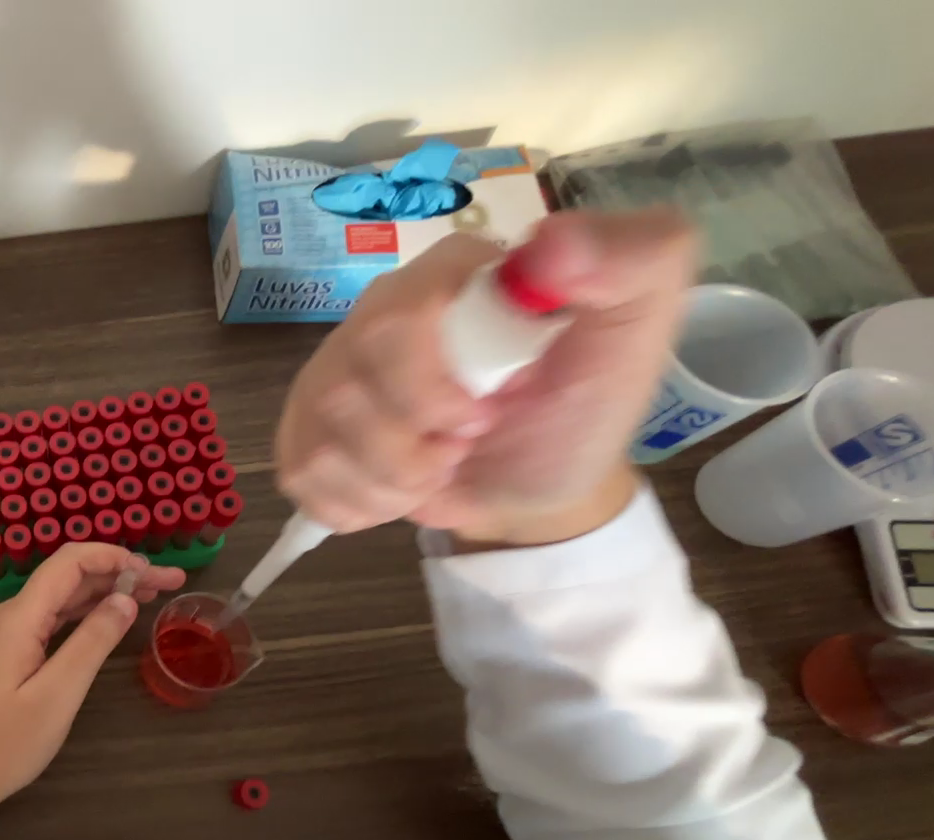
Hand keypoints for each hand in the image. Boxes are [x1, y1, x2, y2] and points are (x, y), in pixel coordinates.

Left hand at [0, 544, 183, 827]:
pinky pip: (54, 617)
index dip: (114, 556)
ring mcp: (10, 632)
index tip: (154, 570)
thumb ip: (92, 642)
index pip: (69, 563)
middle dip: (120, 571)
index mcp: (19, 617)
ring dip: (107, 590)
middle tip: (171, 580)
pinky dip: (87, 611)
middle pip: (70, 575)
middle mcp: (12, 614)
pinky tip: (113, 616)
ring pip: (63, 596)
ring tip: (154, 593)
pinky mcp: (12, 650)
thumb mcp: (57, 695)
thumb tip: (126, 599)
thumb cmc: (5, 742)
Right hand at [274, 208, 695, 544]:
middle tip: (459, 449)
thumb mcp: (634, 336)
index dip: (427, 386)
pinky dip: (360, 504)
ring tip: (435, 470)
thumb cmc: (571, 415)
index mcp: (442, 281)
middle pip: (343, 391)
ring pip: (322, 446)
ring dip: (393, 483)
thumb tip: (551, 243)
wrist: (525, 489)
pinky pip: (305, 480)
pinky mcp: (299, 434)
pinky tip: (395, 487)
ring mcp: (323, 381)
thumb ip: (634, 259)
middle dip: (408, 448)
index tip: (481, 418)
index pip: (393, 318)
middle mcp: (368, 321)